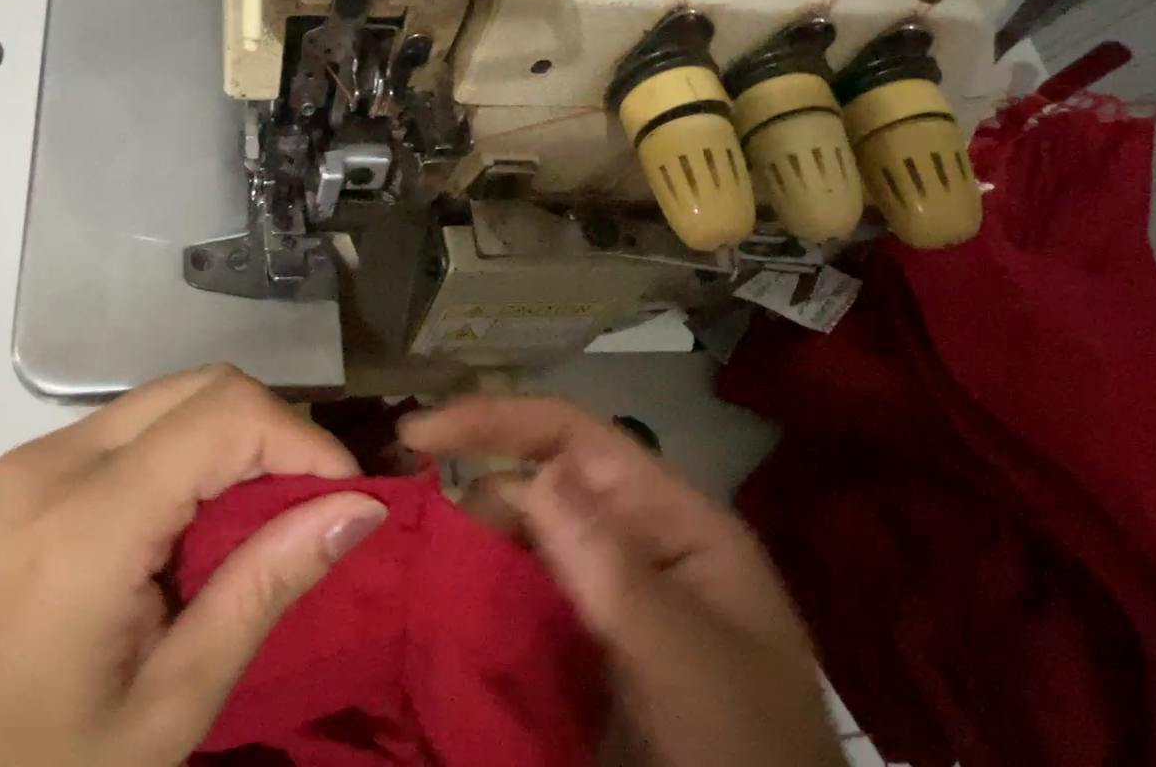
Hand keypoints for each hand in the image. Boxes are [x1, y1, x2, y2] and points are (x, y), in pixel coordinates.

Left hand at [0, 365, 387, 766]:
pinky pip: (130, 427)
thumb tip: (360, 509)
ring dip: (231, 441)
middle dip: (274, 433)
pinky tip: (194, 522)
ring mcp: (30, 458)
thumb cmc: (46, 765)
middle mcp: (52, 461)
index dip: (305, 442)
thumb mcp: (174, 699)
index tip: (348, 500)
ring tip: (258, 523)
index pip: (225, 414)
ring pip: (168, 399)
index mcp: (88, 523)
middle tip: (309, 511)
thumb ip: (265, 586)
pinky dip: (186, 452)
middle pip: (200, 386)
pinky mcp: (24, 470)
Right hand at [401, 396, 846, 766]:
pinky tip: (443, 622)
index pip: (577, 440)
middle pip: (533, 493)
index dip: (495, 421)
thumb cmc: (742, 747)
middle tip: (420, 554)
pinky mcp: (575, 646)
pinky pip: (511, 602)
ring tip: (424, 590)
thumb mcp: (686, 658)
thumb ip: (616, 570)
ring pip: (513, 547)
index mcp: (671, 523)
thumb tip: (541, 474)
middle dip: (475, 509)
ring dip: (467, 559)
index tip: (413, 436)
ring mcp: (602, 597)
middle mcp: (632, 545)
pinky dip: (474, 603)